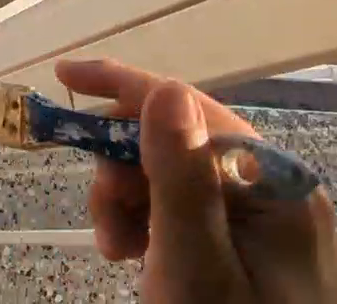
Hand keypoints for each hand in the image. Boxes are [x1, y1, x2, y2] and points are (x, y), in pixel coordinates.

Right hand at [54, 58, 336, 303]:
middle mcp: (271, 189)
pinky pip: (173, 201)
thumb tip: (164, 89)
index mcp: (274, 184)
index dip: (120, 84)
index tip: (62, 76)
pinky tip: (130, 251)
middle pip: (171, 137)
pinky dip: (139, 218)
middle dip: (120, 164)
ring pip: (163, 170)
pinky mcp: (239, 241)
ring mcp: (257, 217)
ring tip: (113, 244)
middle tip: (99, 210)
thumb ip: (180, 176)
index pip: (186, 105)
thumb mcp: (192, 261)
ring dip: (123, 197)